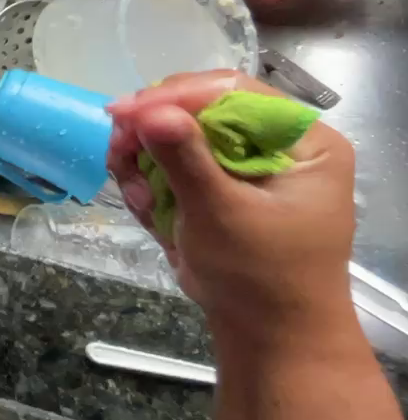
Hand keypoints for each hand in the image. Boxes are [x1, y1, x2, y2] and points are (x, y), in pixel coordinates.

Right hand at [107, 71, 357, 350]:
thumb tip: (151, 111)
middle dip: (148, 134)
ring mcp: (237, 163)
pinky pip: (160, 161)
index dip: (173, 97)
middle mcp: (272, 144)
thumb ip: (186, 158)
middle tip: (118, 155)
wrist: (264, 326)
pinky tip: (148, 207)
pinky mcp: (209, 182)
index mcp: (301, 143)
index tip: (121, 114)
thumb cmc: (260, 271)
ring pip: (166, 135)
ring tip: (140, 198)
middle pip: (191, 109)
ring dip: (140, 162)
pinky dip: (142, 180)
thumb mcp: (220, 212)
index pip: (230, 92)